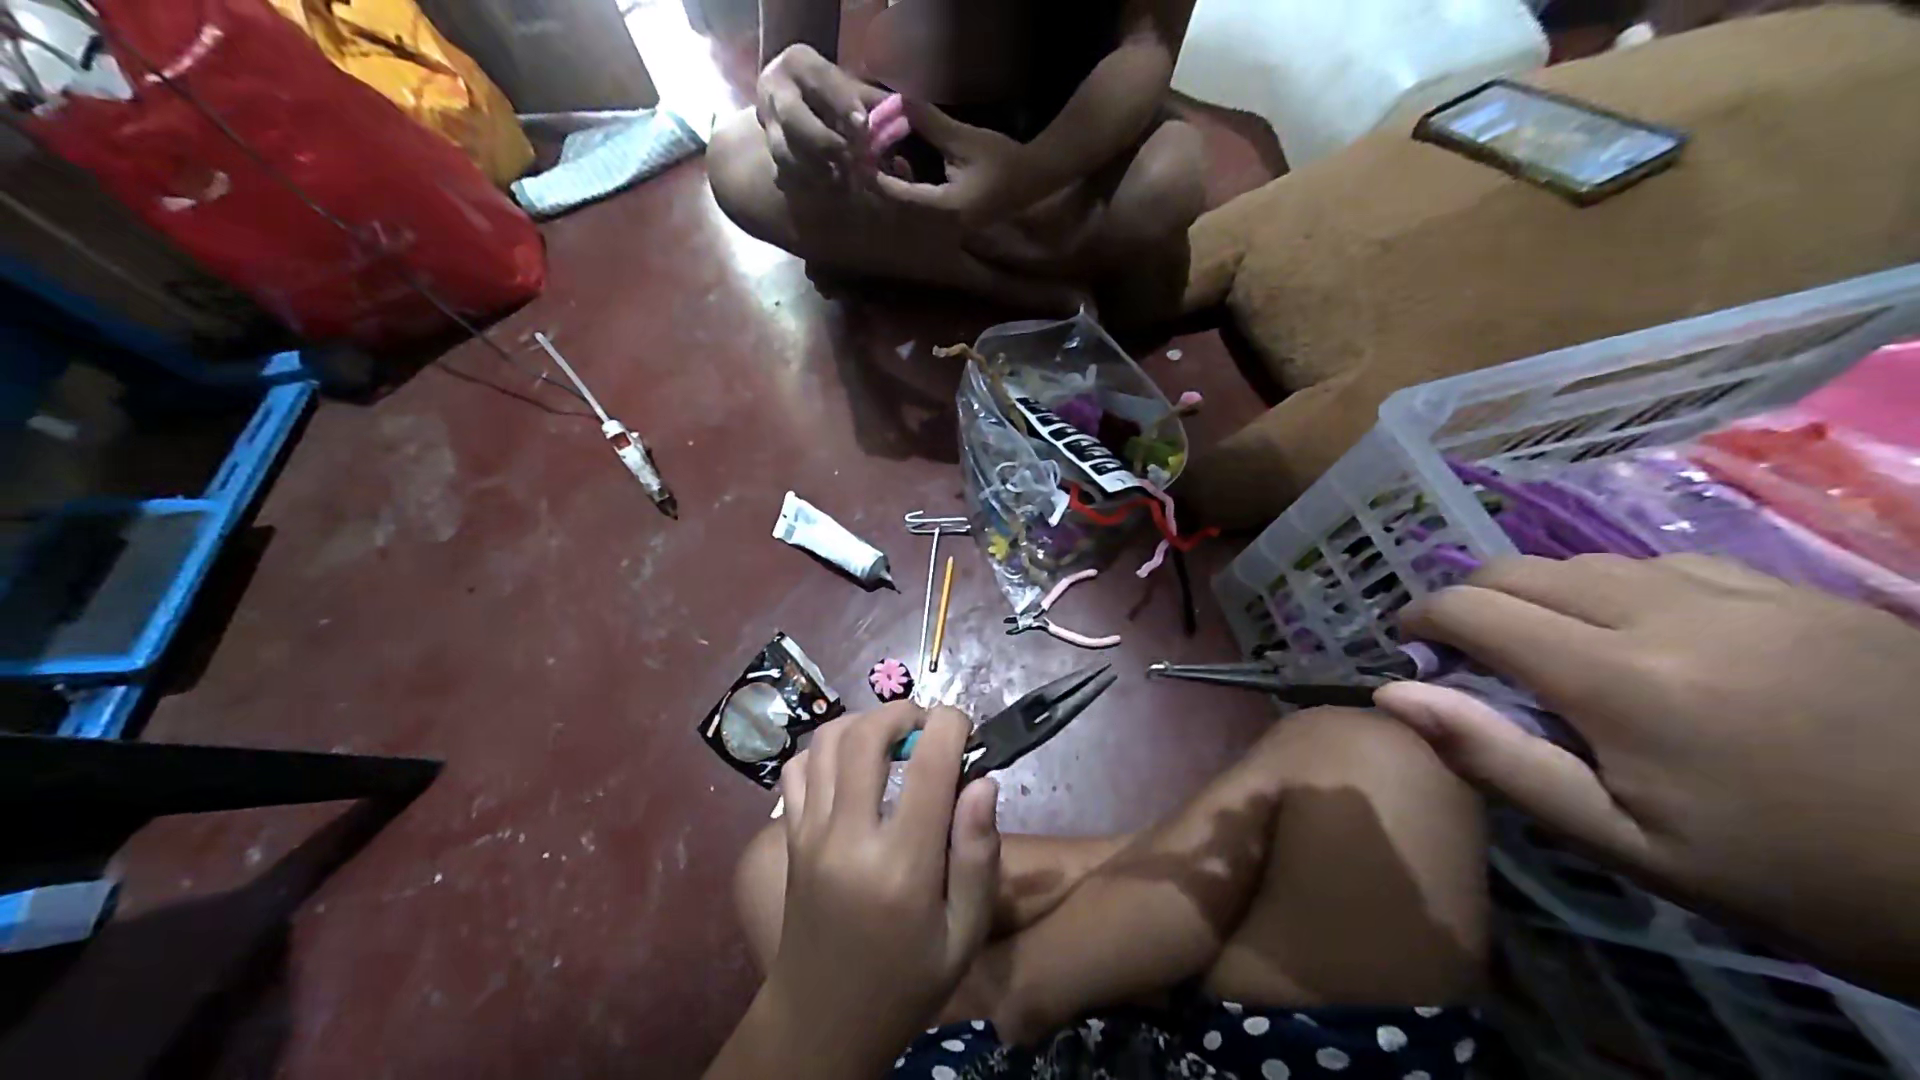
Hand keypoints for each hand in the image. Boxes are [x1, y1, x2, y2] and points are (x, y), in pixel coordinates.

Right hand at [757, 44, 887, 191]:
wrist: (795, 101)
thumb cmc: (835, 96)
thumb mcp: (853, 89)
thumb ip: (874, 104)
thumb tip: (900, 121)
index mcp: (799, 64)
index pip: (821, 82)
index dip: (842, 105)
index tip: (863, 127)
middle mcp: (774, 91)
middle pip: (794, 119)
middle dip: (825, 143)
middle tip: (852, 159)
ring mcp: (767, 126)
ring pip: (785, 153)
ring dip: (817, 171)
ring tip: (845, 182)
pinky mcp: (769, 155)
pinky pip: (785, 176)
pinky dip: (808, 186)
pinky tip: (830, 192)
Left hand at [764, 703, 1000, 1064]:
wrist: (821, 1022)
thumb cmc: (907, 980)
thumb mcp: (965, 934)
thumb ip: (979, 856)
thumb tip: (983, 782)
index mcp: (902, 865)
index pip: (928, 765)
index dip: (951, 726)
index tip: (965, 727)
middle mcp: (848, 837)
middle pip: (866, 736)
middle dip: (903, 712)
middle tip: (928, 726)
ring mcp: (809, 833)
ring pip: (826, 741)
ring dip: (864, 722)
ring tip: (893, 738)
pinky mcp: (789, 837)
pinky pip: (799, 768)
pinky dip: (826, 749)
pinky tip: (851, 765)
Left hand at [875, 100, 1039, 225]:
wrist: (1032, 179)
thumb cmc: (1001, 159)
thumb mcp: (964, 139)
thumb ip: (930, 123)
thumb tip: (900, 99)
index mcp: (945, 208)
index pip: (900, 197)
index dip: (877, 177)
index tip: (860, 157)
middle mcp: (943, 225)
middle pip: (900, 208)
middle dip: (881, 182)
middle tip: (863, 157)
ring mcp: (947, 228)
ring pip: (909, 211)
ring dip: (894, 187)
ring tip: (880, 159)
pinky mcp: (951, 224)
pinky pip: (920, 211)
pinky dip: (908, 191)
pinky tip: (904, 168)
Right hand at [1373, 554, 1919, 996]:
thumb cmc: (1796, 876)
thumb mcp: (1628, 845)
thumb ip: (1498, 759)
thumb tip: (1394, 694)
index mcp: (1621, 679)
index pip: (1474, 610)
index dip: (1422, 619)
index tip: (1410, 646)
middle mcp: (1668, 612)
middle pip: (1520, 569)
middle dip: (1469, 599)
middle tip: (1466, 649)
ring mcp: (1741, 593)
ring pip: (1585, 560)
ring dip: (1538, 591)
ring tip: (1546, 640)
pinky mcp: (1798, 591)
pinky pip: (1663, 562)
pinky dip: (1613, 585)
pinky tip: (1636, 627)